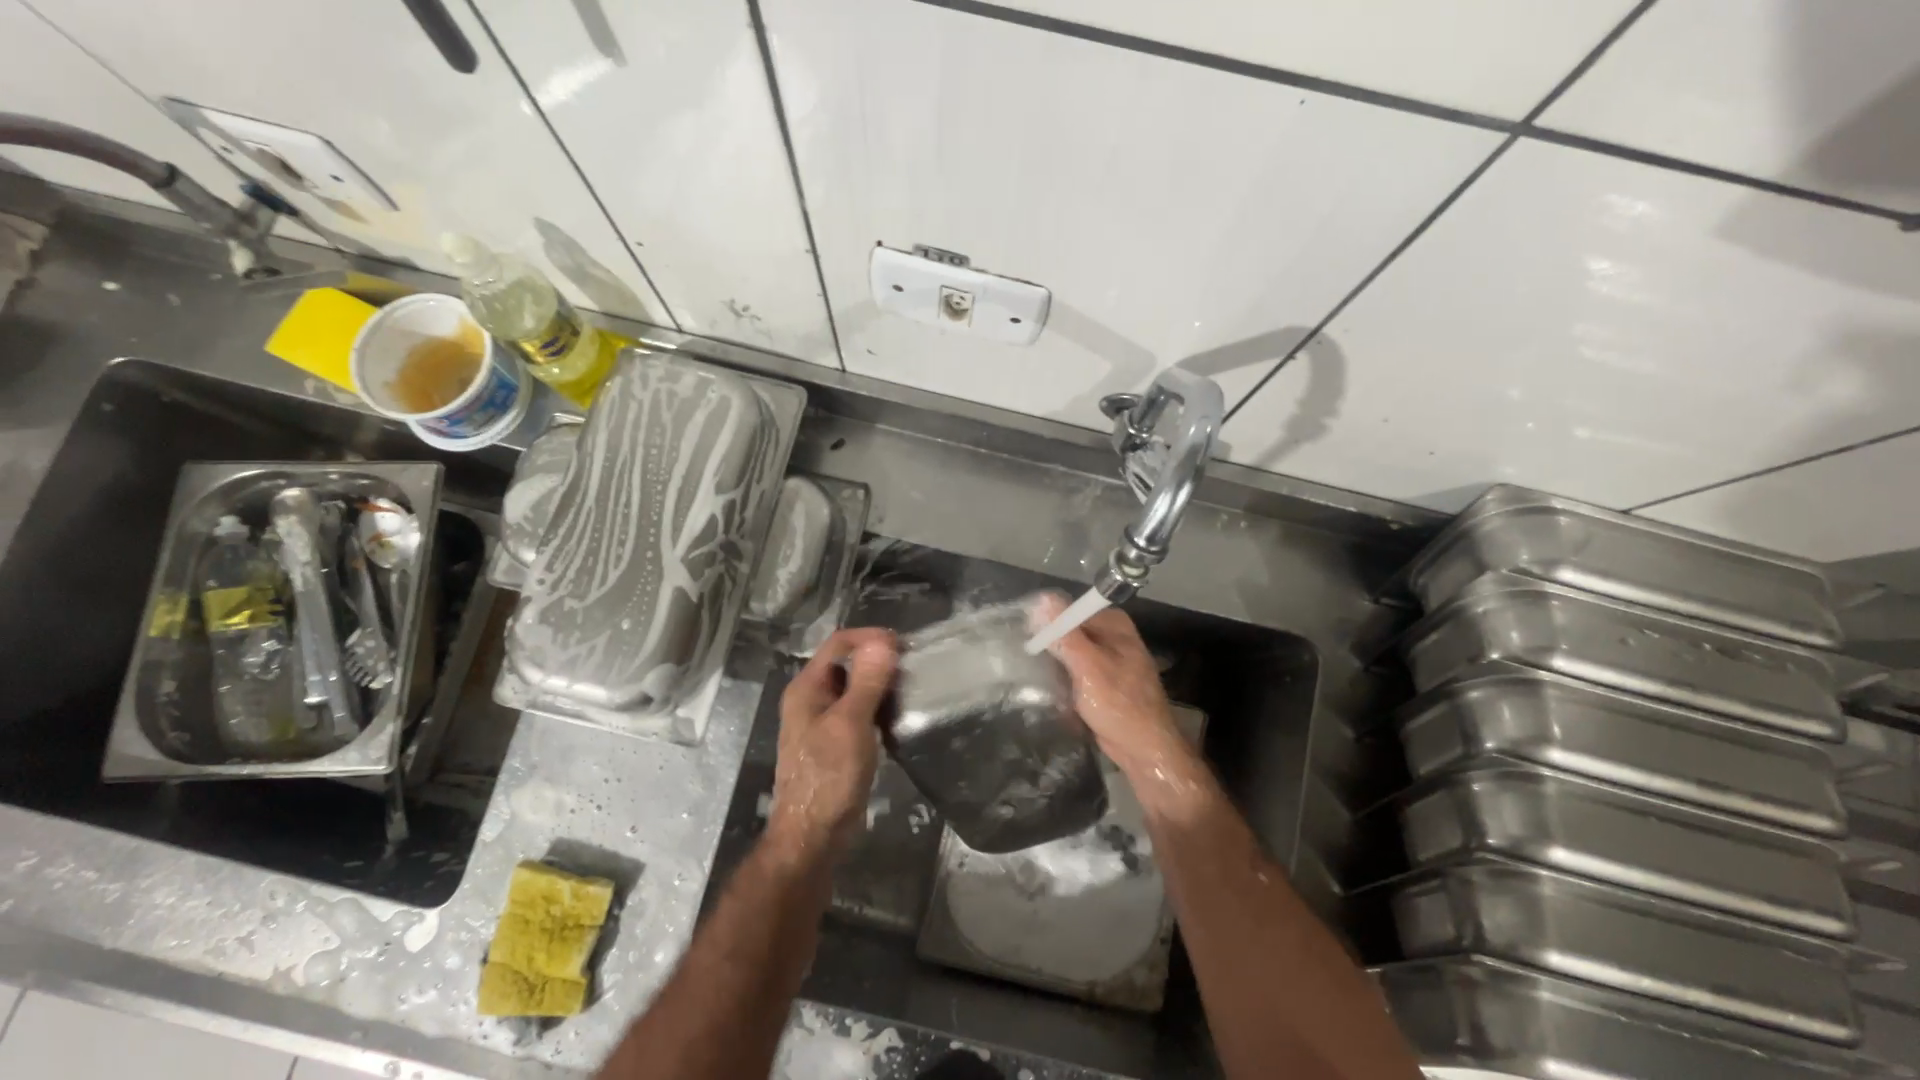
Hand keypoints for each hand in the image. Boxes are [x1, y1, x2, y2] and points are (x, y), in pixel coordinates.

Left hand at [768, 628, 897, 856]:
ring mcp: (824, 723)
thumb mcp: (850, 724)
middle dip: (879, 661)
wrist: (813, 836)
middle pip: (847, 664)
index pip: (839, 643)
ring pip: (855, 690)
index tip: (905, 647)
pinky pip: (860, 714)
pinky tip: (900, 719)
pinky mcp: (837, 744)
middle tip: (914, 669)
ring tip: (913, 691)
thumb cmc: (829, 777)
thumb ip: (866, 682)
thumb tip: (884, 641)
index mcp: (807, 688)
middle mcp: (812, 699)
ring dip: (881, 687)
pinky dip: (879, 710)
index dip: (870, 638)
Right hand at [1033, 594, 1211, 816]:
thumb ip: (1066, 634)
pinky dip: (1064, 681)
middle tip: (1027, 664)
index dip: (1047, 623)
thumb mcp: (1089, 667)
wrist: (1145, 750)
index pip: (1070, 610)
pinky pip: (1075, 672)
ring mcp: (1108, 659)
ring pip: (1069, 654)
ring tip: (1036, 680)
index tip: (1026, 642)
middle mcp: (1112, 636)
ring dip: (1054, 667)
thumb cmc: (1120, 705)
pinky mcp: (1103, 681)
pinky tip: (1053, 693)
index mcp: (1114, 625)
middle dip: (1050, 647)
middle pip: (1069, 631)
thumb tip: (1043, 598)